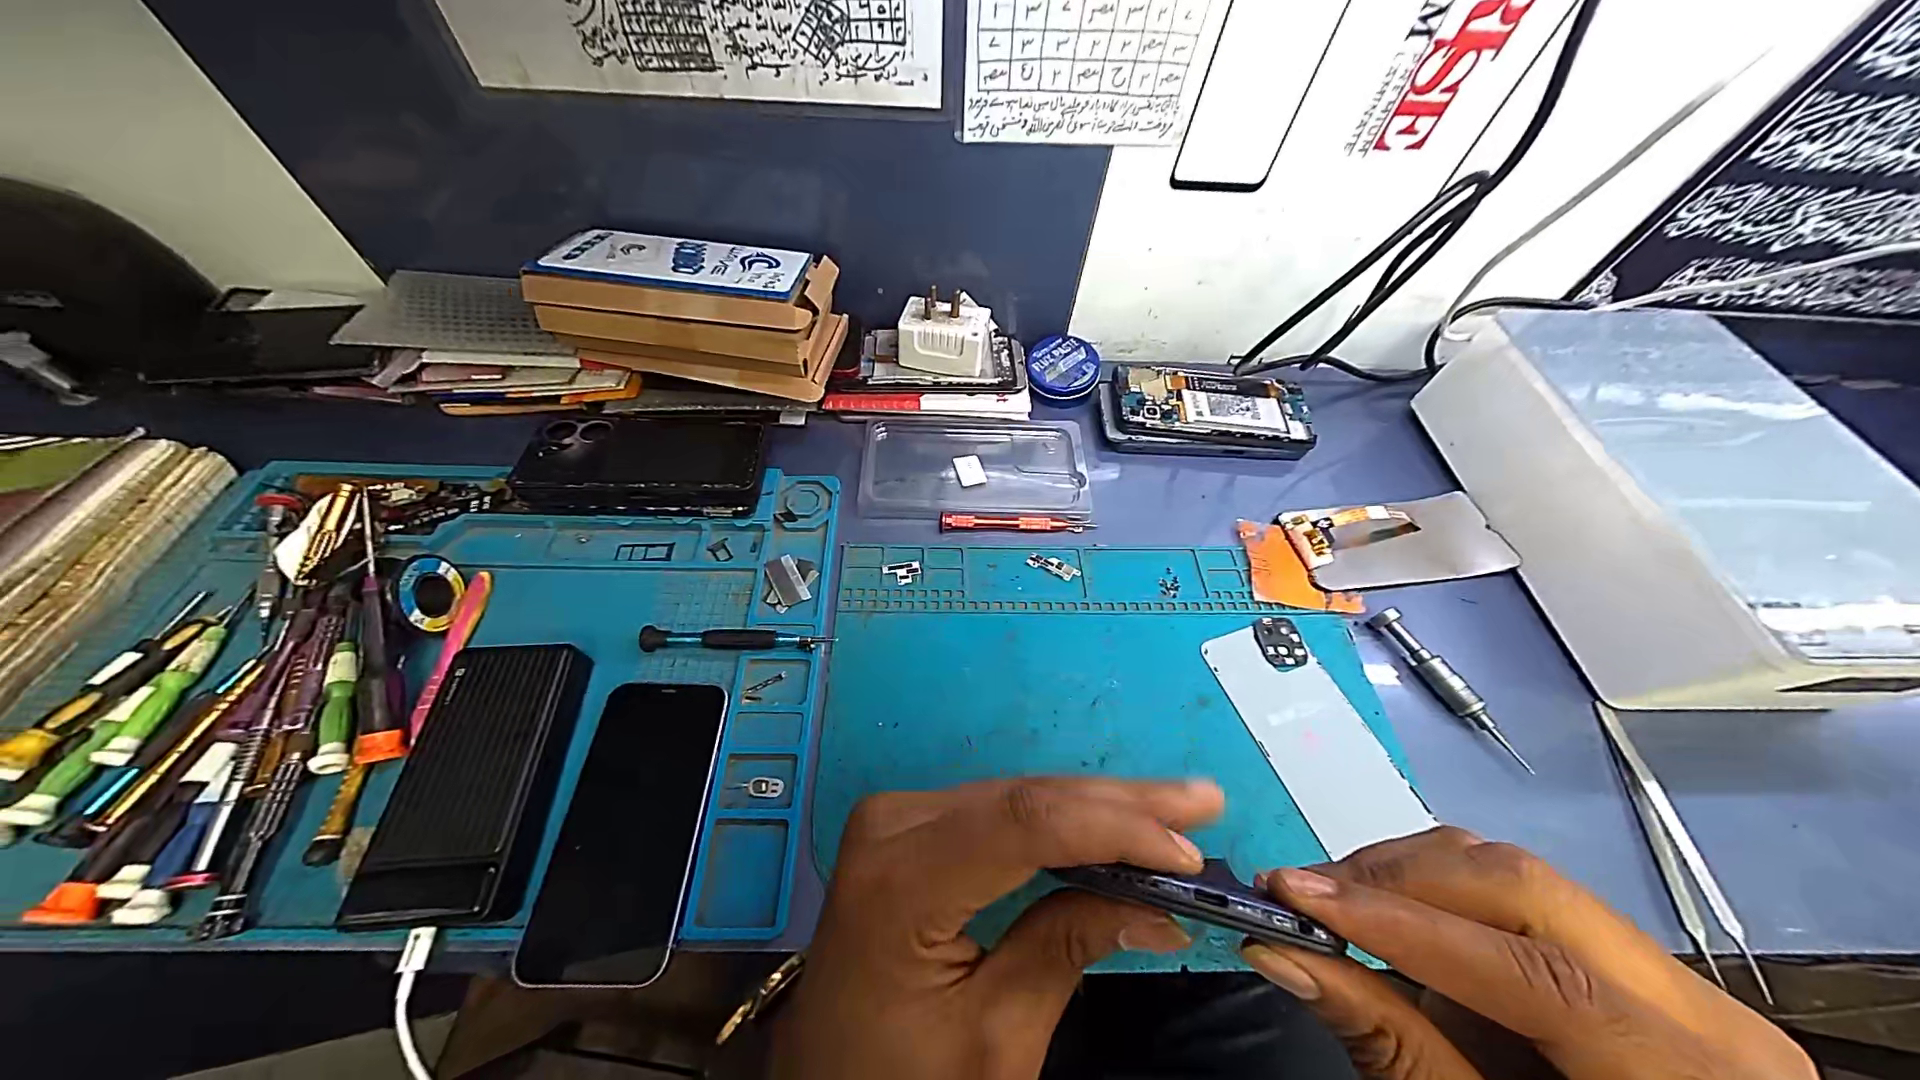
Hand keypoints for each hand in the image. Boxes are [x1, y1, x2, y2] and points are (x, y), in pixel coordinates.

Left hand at [772, 776, 1223, 1078]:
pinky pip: (997, 810)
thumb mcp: (994, 1038)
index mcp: (900, 880)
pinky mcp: (910, 821)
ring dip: (1097, 804)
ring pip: (1016, 796)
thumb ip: (1068, 950)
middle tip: (1200, 803)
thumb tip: (1155, 903)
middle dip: (1119, 804)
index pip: (1022, 824)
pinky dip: (1059, 818)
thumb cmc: (899, 1074)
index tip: (1186, 849)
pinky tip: (1108, 818)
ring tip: (1174, 808)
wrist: (823, 1069)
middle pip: (1022, 798)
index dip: (1112, 827)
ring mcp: (898, 814)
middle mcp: (894, 822)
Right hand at [1242, 827, 1814, 1079]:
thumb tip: (1280, 954)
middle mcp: (1694, 1005)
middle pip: (1515, 886)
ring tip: (1324, 900)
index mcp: (1691, 1078)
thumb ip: (1392, 1047)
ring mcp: (1652, 967)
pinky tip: (1373, 910)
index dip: (1404, 928)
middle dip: (1390, 882)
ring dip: (1394, 874)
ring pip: (1498, 867)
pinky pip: (1498, 884)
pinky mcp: (1600, 948)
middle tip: (1300, 895)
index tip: (1297, 897)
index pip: (1539, 973)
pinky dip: (1418, 886)